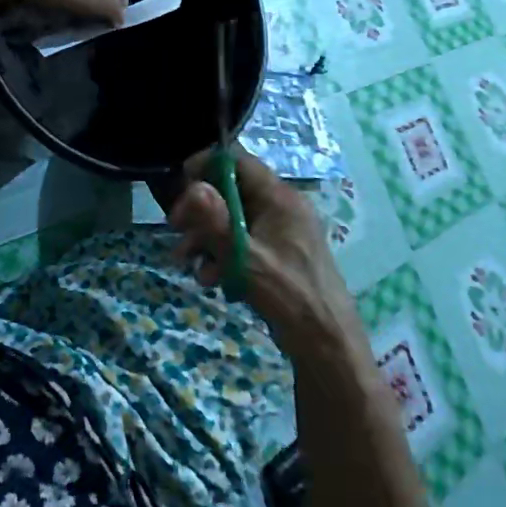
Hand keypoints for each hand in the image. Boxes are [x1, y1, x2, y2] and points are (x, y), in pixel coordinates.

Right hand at [166, 146, 365, 356]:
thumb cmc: (289, 296)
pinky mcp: (278, 255)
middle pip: (231, 191)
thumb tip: (192, 187)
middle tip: (177, 232)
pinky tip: (213, 280)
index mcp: (279, 197)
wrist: (328, 345)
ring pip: (234, 220)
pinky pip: (244, 242)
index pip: (237, 161)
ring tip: (188, 264)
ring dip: (208, 238)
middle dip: (201, 212)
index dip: (206, 166)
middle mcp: (281, 206)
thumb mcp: (246, 259)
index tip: (181, 186)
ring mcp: (281, 231)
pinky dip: (225, 255)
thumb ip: (216, 222)